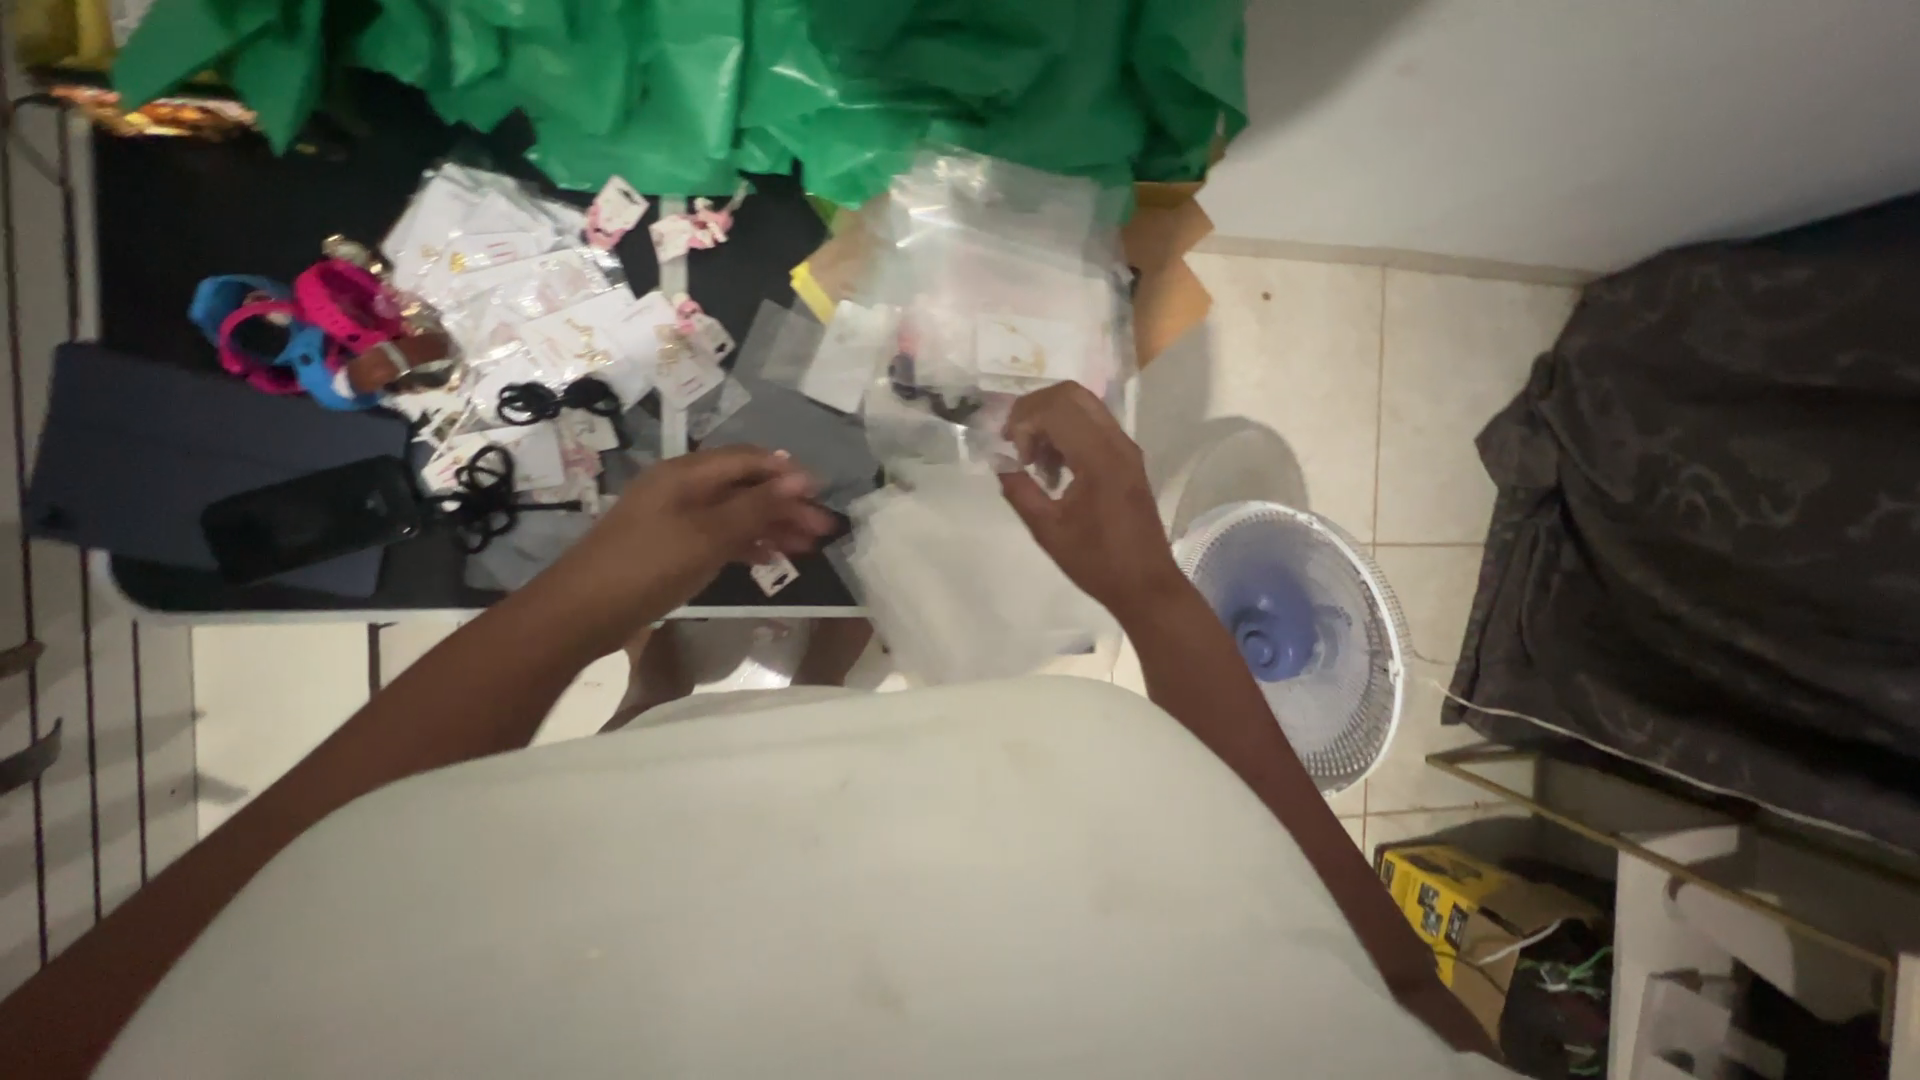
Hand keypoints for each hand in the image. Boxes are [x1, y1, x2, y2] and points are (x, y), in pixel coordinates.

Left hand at [550, 446, 836, 631]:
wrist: (583, 612)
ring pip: (735, 514)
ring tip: (807, 548)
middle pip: (745, 488)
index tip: (823, 495)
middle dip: (786, 505)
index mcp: (687, 474)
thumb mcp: (709, 534)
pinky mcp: (672, 546)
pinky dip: (747, 544)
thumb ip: (757, 506)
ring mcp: (676, 518)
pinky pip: (719, 536)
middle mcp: (683, 488)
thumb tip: (802, 477)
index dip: (788, 474)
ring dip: (771, 527)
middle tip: (823, 531)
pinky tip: (770, 560)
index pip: (749, 461)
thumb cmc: (649, 565)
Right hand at [998, 383, 1189, 622]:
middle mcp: (1117, 442)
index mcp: (1099, 458)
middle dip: (1034, 411)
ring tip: (1034, 462)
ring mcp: (1126, 448)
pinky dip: (1067, 433)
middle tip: (1017, 445)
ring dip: (1050, 421)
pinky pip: (1093, 425)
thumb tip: (998, 461)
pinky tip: (1054, 469)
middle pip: (1070, 394)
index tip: (1013, 455)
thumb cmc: (1096, 562)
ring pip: (1083, 406)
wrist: (1146, 585)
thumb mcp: (1047, 530)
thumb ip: (1018, 490)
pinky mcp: (1127, 458)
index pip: (1055, 406)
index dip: (1023, 421)